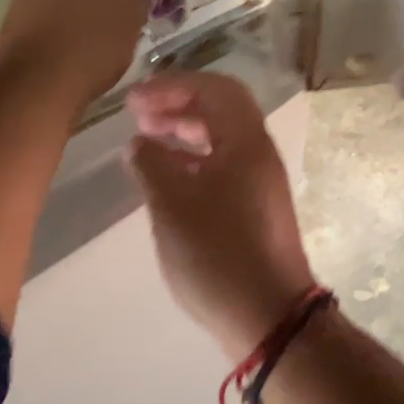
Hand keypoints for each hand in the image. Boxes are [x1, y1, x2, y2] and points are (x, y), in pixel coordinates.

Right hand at [125, 73, 317, 358]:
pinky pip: (222, 162)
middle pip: (220, 108)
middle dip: (178, 102)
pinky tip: (167, 175)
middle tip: (139, 113)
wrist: (269, 318)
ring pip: (221, 136)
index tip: (134, 98)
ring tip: (147, 138)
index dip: (172, 85)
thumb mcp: (172, 205)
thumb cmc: (217, 253)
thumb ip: (151, 164)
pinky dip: (193, 157)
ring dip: (184, 129)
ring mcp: (260, 180)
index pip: (213, 88)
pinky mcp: (255, 206)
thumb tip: (140, 143)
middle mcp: (258, 151)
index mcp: (246, 140)